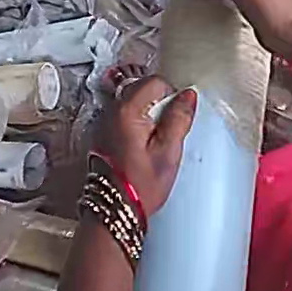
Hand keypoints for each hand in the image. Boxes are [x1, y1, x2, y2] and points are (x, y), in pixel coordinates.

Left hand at [95, 76, 196, 217]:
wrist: (114, 208)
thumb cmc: (141, 185)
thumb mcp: (168, 152)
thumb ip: (179, 119)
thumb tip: (188, 95)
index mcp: (126, 112)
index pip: (153, 82)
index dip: (171, 94)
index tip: (178, 114)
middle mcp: (111, 112)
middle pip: (140, 88)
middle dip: (159, 103)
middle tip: (168, 129)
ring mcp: (104, 123)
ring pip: (132, 103)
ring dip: (147, 114)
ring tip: (156, 141)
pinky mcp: (103, 135)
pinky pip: (123, 117)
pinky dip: (136, 124)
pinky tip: (143, 146)